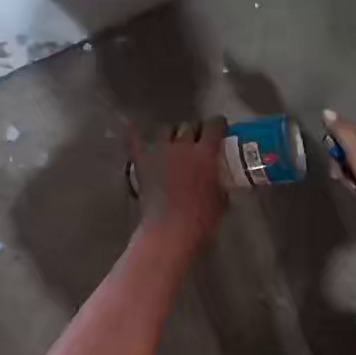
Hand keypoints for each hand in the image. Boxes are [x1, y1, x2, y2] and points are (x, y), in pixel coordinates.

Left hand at [130, 118, 227, 249]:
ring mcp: (160, 152)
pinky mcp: (142, 162)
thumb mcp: (221, 202)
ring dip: (172, 133)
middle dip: (195, 130)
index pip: (214, 127)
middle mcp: (183, 146)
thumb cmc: (200, 220)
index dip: (218, 124)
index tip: (220, 127)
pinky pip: (135, 140)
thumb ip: (221, 186)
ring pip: (166, 130)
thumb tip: (222, 184)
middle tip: (197, 139)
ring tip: (173, 141)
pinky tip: (133, 126)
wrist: (170, 230)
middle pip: (189, 126)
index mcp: (205, 154)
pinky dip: (134, 133)